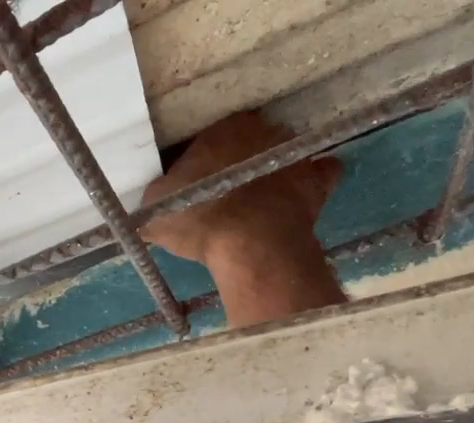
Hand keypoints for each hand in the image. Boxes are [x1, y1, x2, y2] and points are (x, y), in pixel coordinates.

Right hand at [138, 112, 340, 265]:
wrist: (250, 245)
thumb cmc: (199, 217)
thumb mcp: (155, 207)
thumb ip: (156, 195)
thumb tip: (154, 199)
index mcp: (223, 127)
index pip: (207, 137)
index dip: (197, 161)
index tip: (189, 185)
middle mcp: (264, 130)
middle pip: (247, 142)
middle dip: (236, 162)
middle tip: (220, 194)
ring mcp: (296, 154)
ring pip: (281, 154)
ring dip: (271, 170)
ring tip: (256, 198)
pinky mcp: (317, 182)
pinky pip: (319, 173)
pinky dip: (310, 182)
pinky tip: (297, 196)